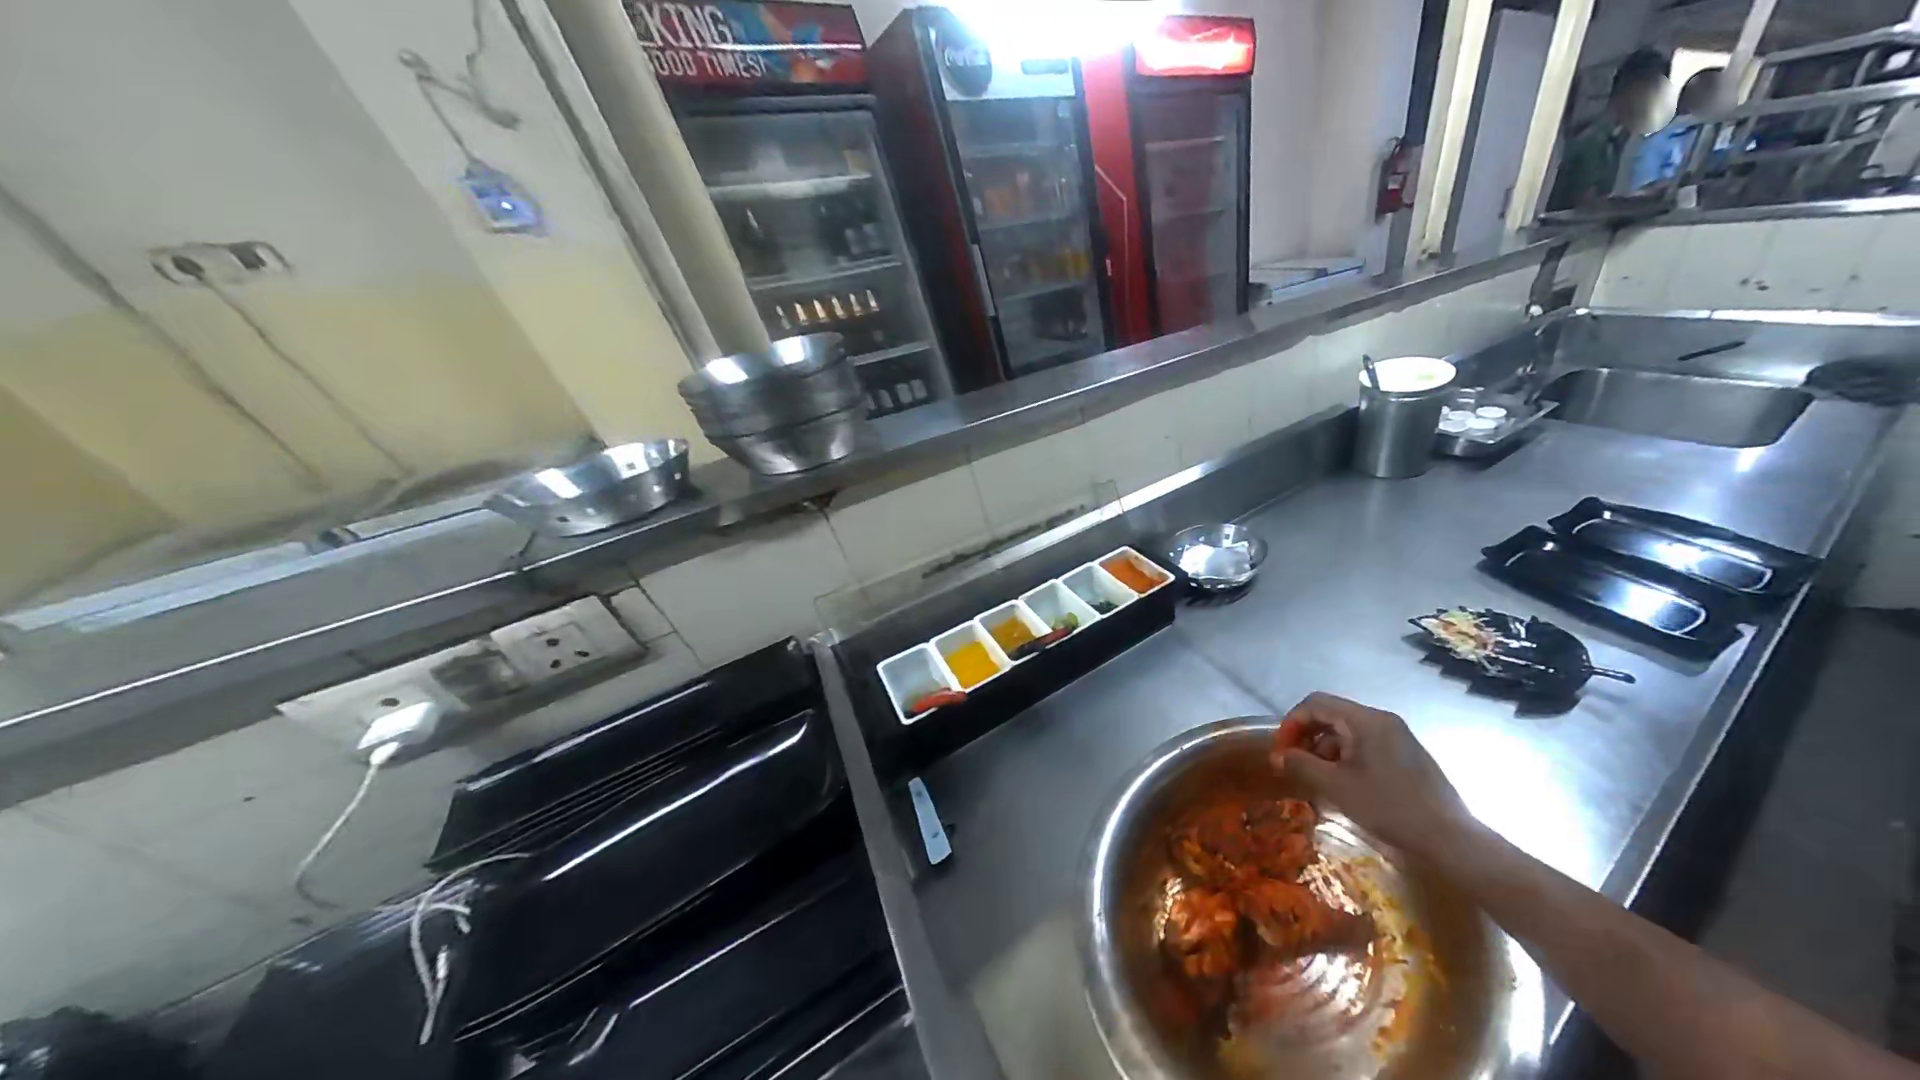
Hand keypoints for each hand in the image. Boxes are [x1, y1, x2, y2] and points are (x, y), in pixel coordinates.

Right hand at [1270, 692, 1478, 860]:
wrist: (1449, 838)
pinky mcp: (1406, 752)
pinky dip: (1346, 755)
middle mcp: (1382, 720)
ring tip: (1318, 777)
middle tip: (1294, 763)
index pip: (1316, 704)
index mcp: (1365, 720)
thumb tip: (1278, 755)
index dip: (1292, 723)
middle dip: (1307, 735)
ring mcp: (1397, 735)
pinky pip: (1366, 742)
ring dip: (1325, 747)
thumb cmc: (1388, 807)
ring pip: (1348, 730)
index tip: (1282, 750)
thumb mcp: (1336, 786)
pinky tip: (1344, 782)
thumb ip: (1301, 764)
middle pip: (1332, 714)